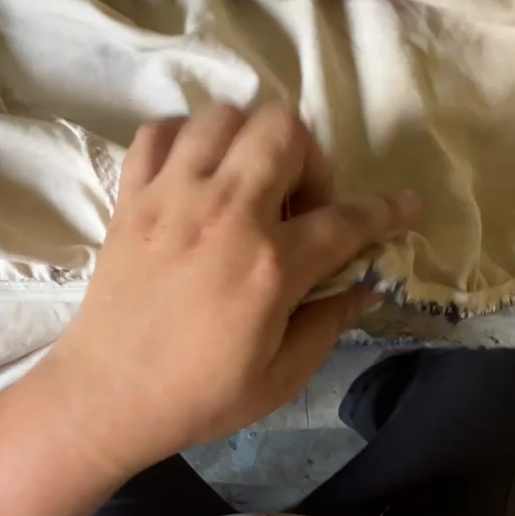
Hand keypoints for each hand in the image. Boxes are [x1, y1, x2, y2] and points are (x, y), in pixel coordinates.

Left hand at [35, 102, 419, 477]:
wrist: (108, 398)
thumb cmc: (198, 398)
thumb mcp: (280, 378)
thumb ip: (327, 324)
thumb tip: (367, 289)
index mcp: (270, 266)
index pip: (345, 222)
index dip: (385, 212)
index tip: (406, 205)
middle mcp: (225, 213)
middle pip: (284, 132)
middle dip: (309, 160)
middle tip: (301, 208)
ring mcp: (172, 198)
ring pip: (224, 116)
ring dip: (250, 142)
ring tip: (249, 187)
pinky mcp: (132, 199)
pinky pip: (161, 132)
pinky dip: (186, 141)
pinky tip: (197, 178)